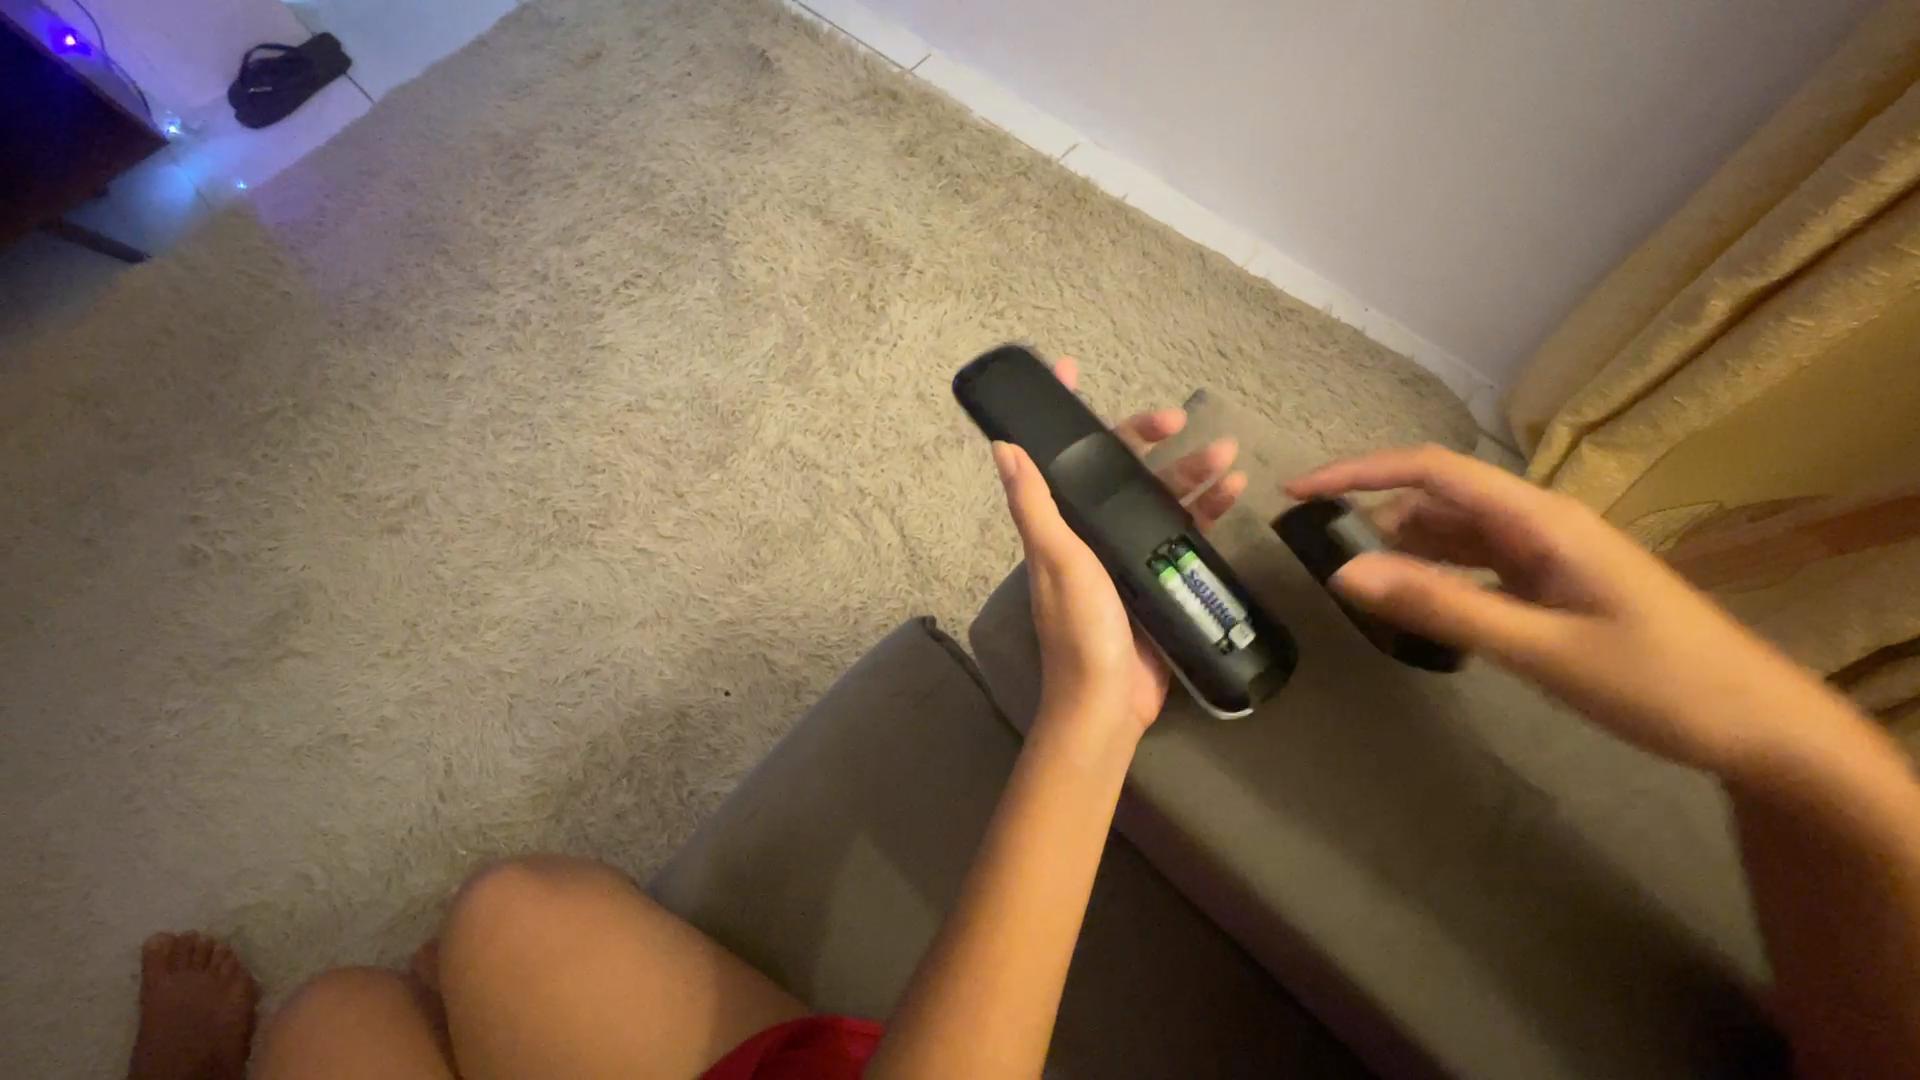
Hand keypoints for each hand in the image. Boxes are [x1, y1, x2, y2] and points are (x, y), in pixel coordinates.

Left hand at [994, 357, 1246, 737]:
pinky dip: (1207, 510)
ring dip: (1189, 471)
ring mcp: (1128, 553)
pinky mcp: (1159, 576)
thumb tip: (1003, 445)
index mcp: (1061, 523)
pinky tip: (1233, 494)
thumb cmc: (1079, 627)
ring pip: (1159, 496)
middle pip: (1120, 469)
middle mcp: (1092, 530)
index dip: (1066, 416)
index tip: (1074, 371)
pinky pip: (1184, 532)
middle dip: (1146, 437)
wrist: (1110, 702)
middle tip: (1178, 417)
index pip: (1062, 457)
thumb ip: (1034, 505)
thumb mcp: (1056, 560)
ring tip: (1225, 454)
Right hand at [1287, 444, 1832, 774]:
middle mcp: (1537, 524)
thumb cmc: (1659, 683)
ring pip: (1448, 534)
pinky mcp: (1545, 583)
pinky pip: (1469, 565)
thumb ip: (1439, 607)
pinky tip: (1408, 605)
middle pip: (1433, 500)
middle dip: (1369, 518)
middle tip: (1317, 559)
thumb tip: (1343, 574)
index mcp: (1540, 520)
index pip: (1432, 471)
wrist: (1761, 729)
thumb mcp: (1540, 648)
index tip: (1296, 494)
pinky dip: (1429, 577)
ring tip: (1354, 587)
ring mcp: (1542, 554)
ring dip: (1398, 550)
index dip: (1357, 473)